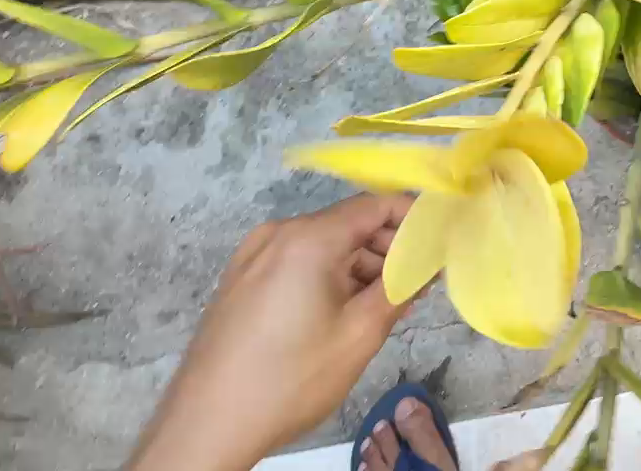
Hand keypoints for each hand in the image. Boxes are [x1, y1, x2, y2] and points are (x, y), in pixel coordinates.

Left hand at [129, 192, 418, 470]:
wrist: (200, 434)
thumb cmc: (288, 381)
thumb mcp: (360, 335)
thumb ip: (403, 286)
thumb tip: (431, 259)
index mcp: (308, 238)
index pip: (377, 205)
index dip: (415, 219)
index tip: (440, 245)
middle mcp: (279, 233)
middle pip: (351, 223)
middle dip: (389, 249)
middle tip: (415, 286)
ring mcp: (253, 255)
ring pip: (326, 244)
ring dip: (360, 266)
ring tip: (381, 306)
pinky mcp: (240, 279)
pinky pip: (299, 260)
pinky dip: (328, 275)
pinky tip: (341, 313)